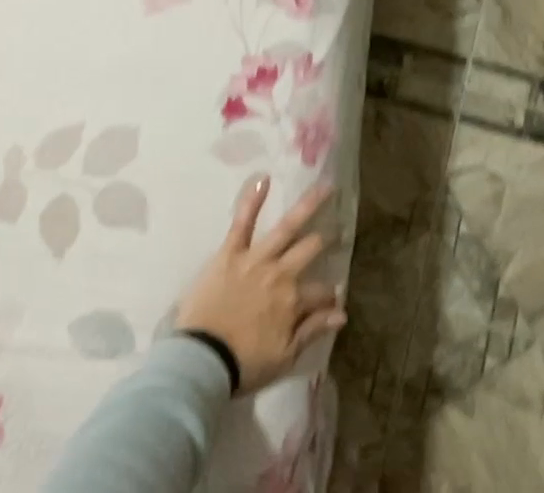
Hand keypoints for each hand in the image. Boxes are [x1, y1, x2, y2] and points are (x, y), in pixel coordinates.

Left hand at [176, 176, 344, 395]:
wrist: (201, 359)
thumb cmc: (244, 363)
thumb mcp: (285, 356)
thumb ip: (313, 330)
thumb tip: (342, 313)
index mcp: (294, 301)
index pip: (322, 292)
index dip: (330, 296)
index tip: (332, 300)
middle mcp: (280, 273)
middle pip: (311, 249)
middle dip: (329, 237)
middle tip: (340, 226)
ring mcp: (255, 259)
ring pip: (287, 227)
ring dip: (308, 206)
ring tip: (325, 187)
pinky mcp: (229, 252)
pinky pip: (242, 222)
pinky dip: (252, 200)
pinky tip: (262, 179)